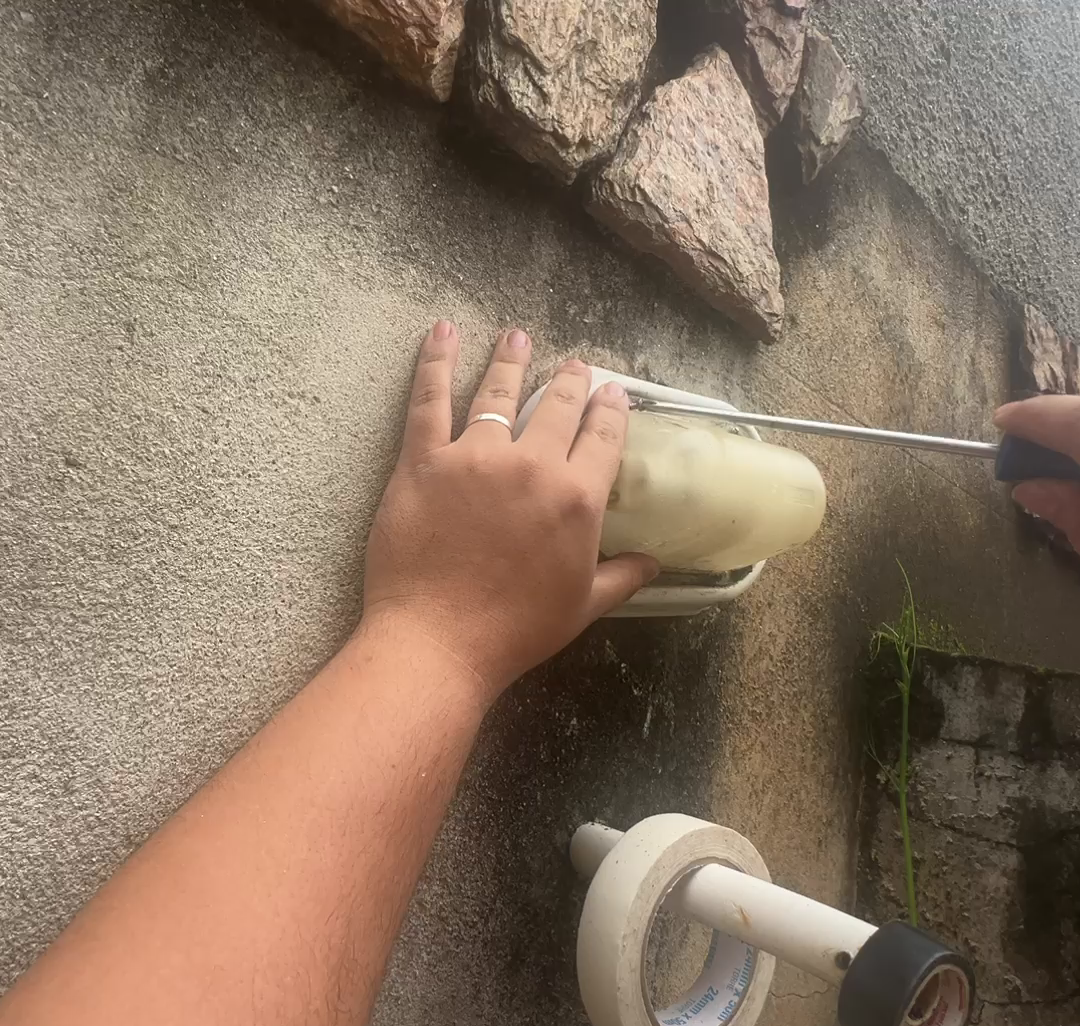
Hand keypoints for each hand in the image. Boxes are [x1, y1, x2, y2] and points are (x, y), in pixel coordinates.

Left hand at [360, 321, 658, 698]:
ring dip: (511, 360)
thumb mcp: (582, 608)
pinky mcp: (423, 460)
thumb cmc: (514, 631)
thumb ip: (622, 578)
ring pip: (496, 392)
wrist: (439, 641)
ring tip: (517, 337)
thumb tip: (656, 562)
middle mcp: (532, 465)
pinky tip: (441, 331)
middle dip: (569, 381)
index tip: (611, 392)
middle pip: (556, 406)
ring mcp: (475, 457)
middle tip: (573, 365)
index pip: (603, 436)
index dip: (610, 409)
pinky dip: (434, 361)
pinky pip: (428, 400)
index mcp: (577, 498)